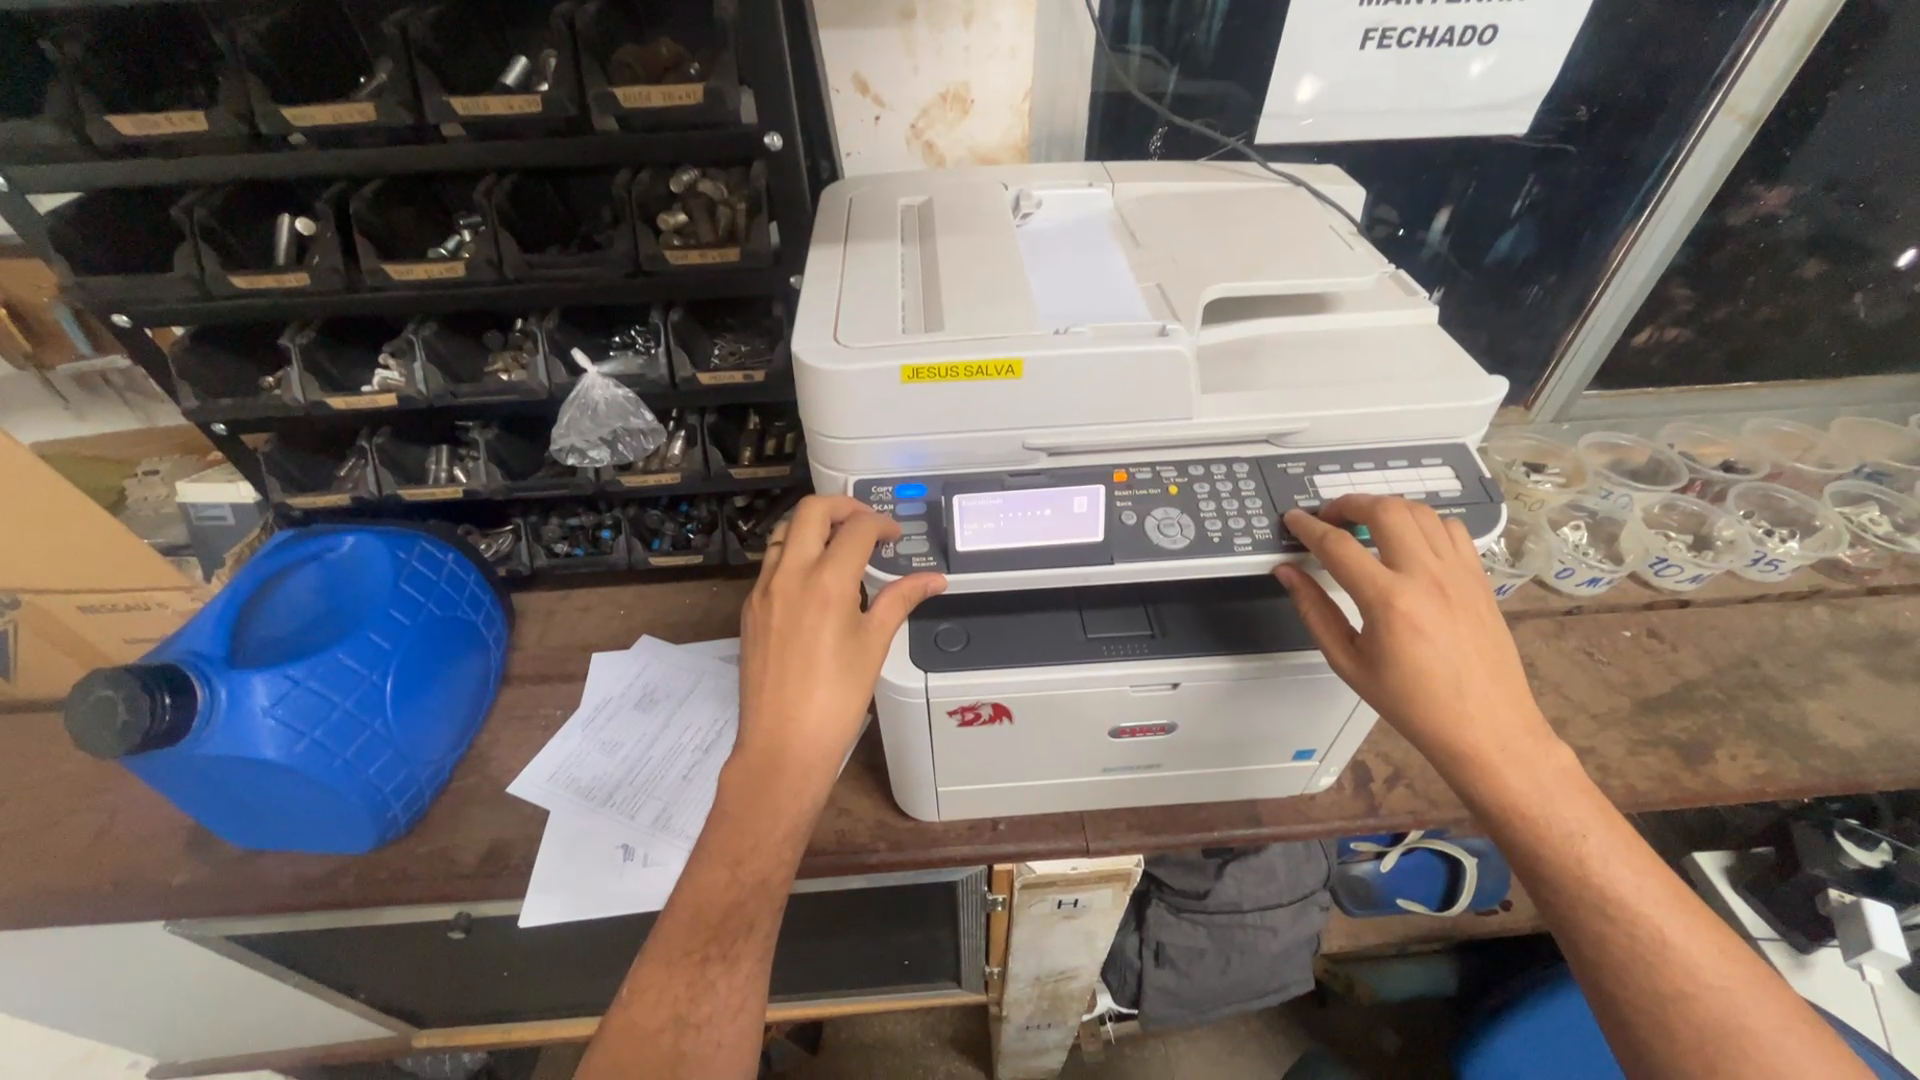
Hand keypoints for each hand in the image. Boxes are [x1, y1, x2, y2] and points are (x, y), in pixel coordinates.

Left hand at [735, 495, 946, 792]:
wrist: (782, 743)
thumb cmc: (836, 699)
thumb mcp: (874, 645)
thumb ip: (900, 600)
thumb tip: (934, 580)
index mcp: (827, 582)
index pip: (857, 528)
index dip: (881, 524)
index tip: (894, 537)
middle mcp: (790, 575)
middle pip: (811, 510)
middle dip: (843, 506)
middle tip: (866, 524)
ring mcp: (763, 590)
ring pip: (785, 532)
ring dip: (814, 526)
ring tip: (840, 546)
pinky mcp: (750, 608)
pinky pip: (772, 563)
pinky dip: (795, 554)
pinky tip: (815, 581)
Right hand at [1274, 495, 1558, 782]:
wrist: (1484, 726)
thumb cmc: (1412, 703)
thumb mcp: (1348, 661)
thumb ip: (1314, 610)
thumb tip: (1288, 574)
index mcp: (1388, 602)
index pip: (1337, 545)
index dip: (1308, 527)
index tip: (1293, 520)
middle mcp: (1427, 578)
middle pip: (1384, 510)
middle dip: (1349, 503)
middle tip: (1329, 516)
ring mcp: (1459, 574)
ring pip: (1420, 512)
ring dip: (1386, 508)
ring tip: (1365, 522)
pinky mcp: (1479, 578)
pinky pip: (1452, 529)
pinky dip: (1424, 522)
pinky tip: (1409, 540)